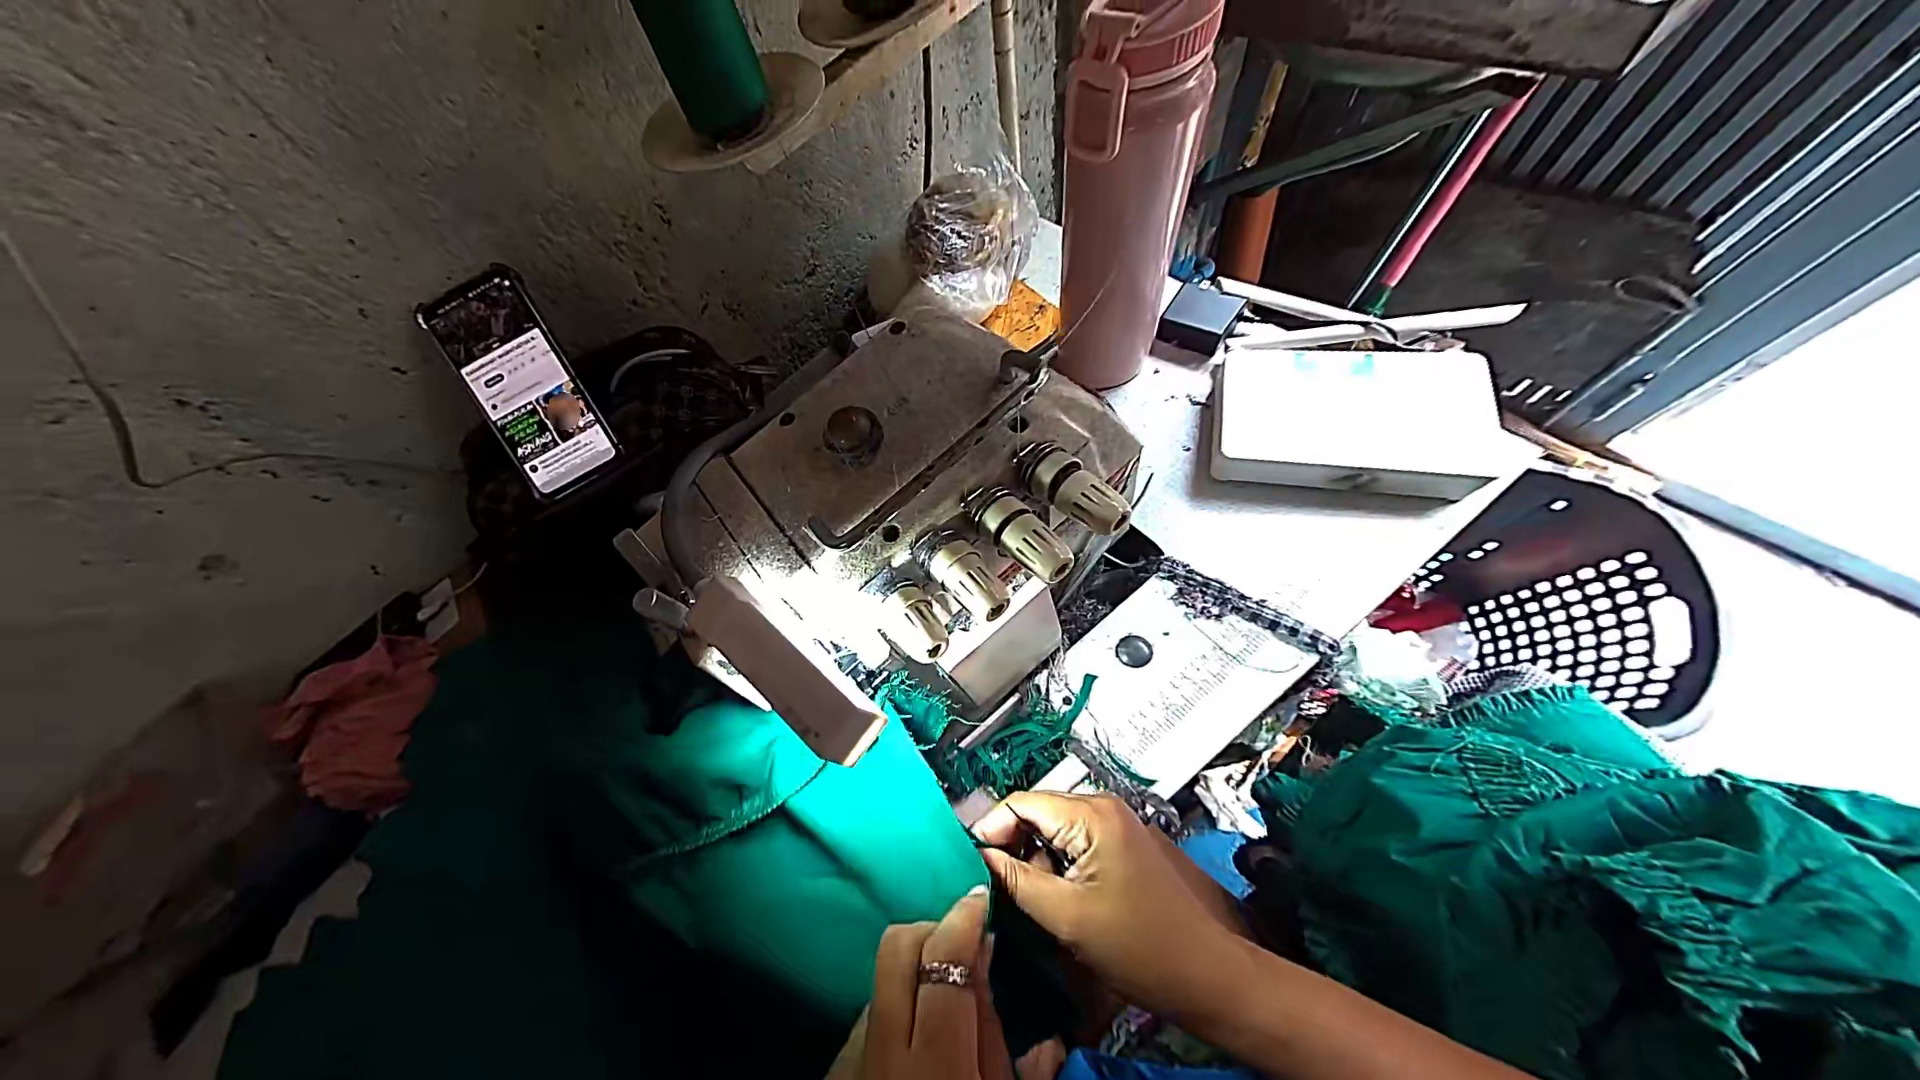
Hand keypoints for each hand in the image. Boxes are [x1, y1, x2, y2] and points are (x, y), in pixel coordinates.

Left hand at [861, 886, 1013, 1079]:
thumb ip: (992, 1028)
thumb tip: (984, 953)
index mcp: (934, 1059)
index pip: (942, 959)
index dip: (964, 918)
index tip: (982, 897)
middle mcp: (883, 1045)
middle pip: (898, 945)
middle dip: (933, 929)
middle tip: (964, 945)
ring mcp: (853, 1051)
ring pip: (883, 974)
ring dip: (914, 967)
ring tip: (943, 990)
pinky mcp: (839, 1062)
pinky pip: (871, 1007)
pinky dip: (899, 1002)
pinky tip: (918, 1026)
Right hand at [972, 792, 1241, 1013]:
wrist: (1206, 974)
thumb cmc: (1142, 947)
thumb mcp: (1066, 916)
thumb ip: (1015, 880)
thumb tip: (980, 857)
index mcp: (1092, 814)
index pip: (1019, 803)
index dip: (991, 831)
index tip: (975, 865)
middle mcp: (1103, 805)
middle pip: (1035, 813)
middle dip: (1014, 848)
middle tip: (1006, 890)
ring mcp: (1115, 822)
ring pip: (1052, 829)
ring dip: (1036, 860)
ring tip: (1042, 902)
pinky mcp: (1120, 841)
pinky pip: (1073, 840)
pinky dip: (1058, 865)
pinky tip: (1064, 899)